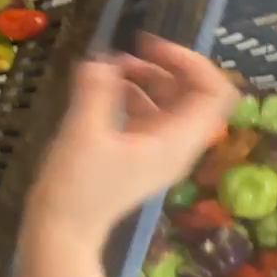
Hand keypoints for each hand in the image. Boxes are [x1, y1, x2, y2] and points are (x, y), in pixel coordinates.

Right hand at [25, 35, 236, 246]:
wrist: (62, 229)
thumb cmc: (76, 184)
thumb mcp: (82, 132)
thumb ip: (95, 91)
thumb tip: (100, 59)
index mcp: (176, 141)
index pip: (214, 91)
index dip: (189, 61)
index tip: (148, 47)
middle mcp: (176, 145)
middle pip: (191, 94)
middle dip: (161, 68)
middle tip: (121, 56)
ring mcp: (156, 151)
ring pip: (167, 104)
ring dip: (142, 81)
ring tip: (105, 71)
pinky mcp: (135, 155)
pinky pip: (145, 117)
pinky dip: (128, 97)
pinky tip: (97, 92)